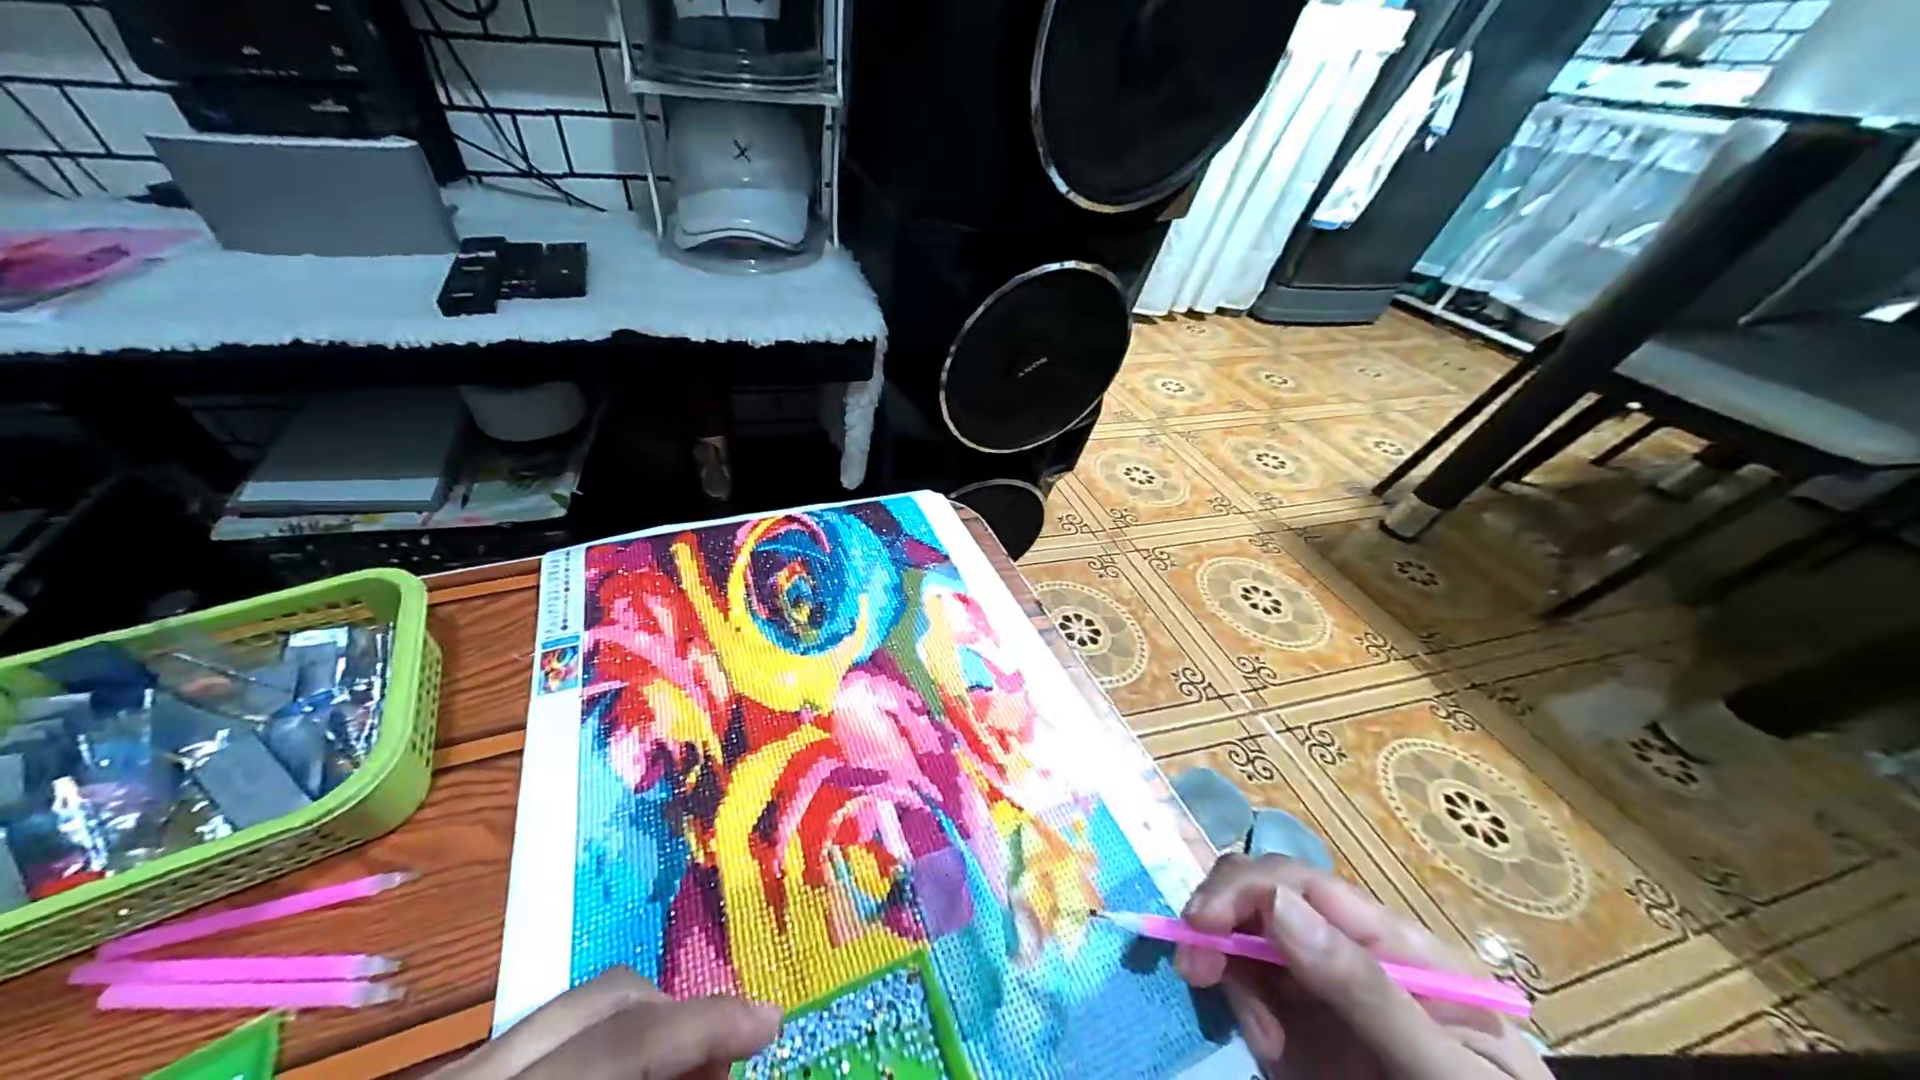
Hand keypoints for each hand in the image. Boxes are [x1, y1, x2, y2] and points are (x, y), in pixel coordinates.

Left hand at [431, 968, 780, 1079]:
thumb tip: (717, 1076)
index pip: (624, 1043)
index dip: (707, 1025)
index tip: (768, 1024)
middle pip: (608, 999)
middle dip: (682, 1022)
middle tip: (724, 1068)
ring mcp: (455, 1077)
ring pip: (581, 1008)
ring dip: (647, 1035)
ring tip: (677, 1079)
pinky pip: (552, 1036)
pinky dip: (605, 1052)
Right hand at [1174, 855, 1549, 1079]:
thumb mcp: (1440, 1067)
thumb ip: (1365, 988)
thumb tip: (1277, 903)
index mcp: (1395, 944)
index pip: (1306, 884)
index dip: (1245, 887)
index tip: (1200, 922)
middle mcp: (1348, 949)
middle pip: (1265, 896)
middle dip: (1219, 916)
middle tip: (1192, 965)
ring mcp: (1320, 986)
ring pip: (1245, 936)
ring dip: (1226, 967)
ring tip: (1260, 1040)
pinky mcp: (1296, 1021)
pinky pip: (1246, 984)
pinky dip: (1237, 1002)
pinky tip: (1264, 1046)